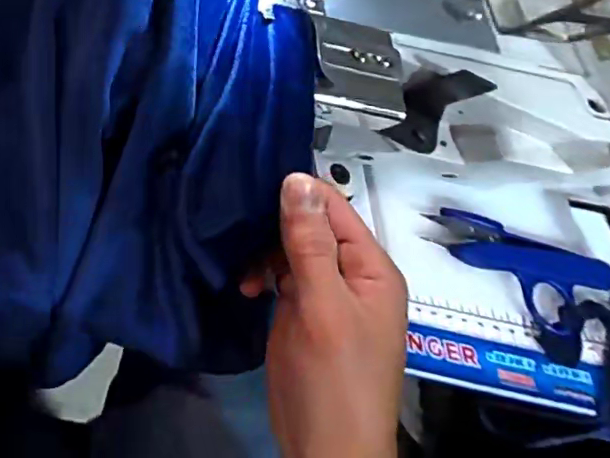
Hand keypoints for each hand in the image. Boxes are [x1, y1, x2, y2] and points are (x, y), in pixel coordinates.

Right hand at [245, 173, 408, 457]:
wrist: (325, 452)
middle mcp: (351, 272)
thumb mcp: (322, 306)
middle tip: (239, 224)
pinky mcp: (302, 307)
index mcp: (370, 267)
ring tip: (244, 268)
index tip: (253, 186)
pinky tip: (246, 285)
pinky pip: (280, 270)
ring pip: (290, 244)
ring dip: (263, 249)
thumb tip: (296, 178)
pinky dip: (260, 272)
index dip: (296, 194)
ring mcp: (325, 290)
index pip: (332, 207)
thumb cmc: (335, 379)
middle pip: (310, 223)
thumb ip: (309, 243)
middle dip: (274, 222)